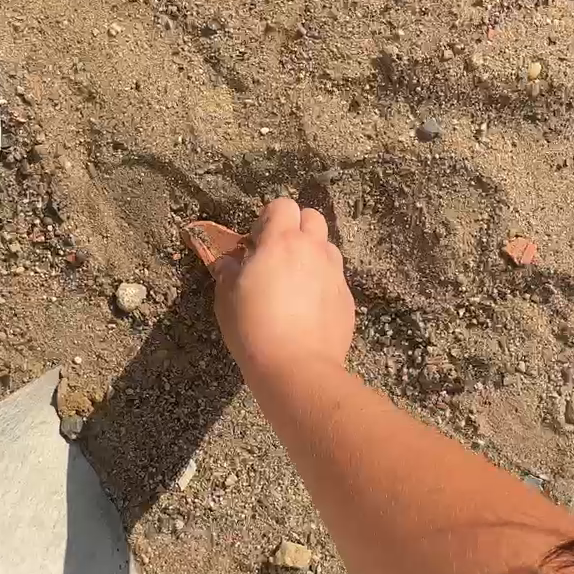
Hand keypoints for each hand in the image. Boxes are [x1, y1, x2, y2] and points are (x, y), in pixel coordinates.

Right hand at [212, 198, 354, 378]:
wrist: (297, 368)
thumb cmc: (254, 329)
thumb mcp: (227, 298)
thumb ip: (228, 271)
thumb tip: (229, 262)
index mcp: (281, 242)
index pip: (283, 205)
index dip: (269, 218)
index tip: (256, 243)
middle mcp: (313, 250)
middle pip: (312, 217)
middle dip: (296, 227)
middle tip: (278, 255)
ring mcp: (334, 273)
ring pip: (327, 246)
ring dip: (312, 253)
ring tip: (295, 281)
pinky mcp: (346, 297)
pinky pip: (335, 277)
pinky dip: (322, 282)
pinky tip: (308, 308)